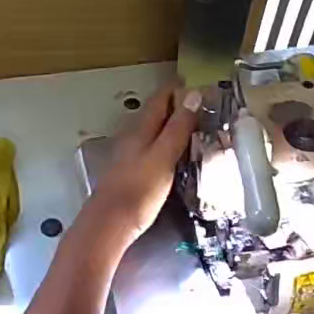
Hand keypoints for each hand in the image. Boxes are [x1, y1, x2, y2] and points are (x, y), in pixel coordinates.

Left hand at [79, 85, 199, 250]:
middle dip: (177, 107)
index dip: (179, 90)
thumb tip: (193, 94)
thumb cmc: (139, 191)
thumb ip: (178, 128)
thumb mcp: (163, 157)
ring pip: (153, 132)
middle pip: (156, 114)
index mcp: (140, 130)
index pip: (160, 99)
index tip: (202, 87)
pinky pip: (151, 150)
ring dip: (172, 127)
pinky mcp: (130, 175)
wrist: (110, 226)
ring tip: (195, 130)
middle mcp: (132, 139)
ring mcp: (129, 157)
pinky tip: (176, 156)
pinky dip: (166, 146)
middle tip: (204, 108)